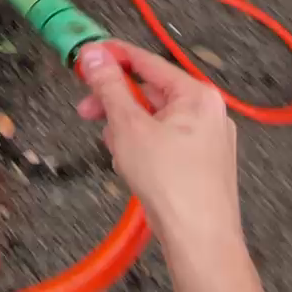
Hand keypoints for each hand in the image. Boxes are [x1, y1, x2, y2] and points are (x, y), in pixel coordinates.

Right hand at [74, 40, 240, 254]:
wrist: (199, 239)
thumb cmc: (168, 180)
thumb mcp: (127, 125)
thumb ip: (109, 85)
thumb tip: (94, 52)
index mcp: (197, 96)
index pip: (146, 61)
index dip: (111, 56)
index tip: (83, 55)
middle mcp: (208, 111)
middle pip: (148, 90)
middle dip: (114, 100)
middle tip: (86, 109)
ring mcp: (207, 137)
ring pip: (151, 115)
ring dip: (124, 125)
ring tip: (114, 147)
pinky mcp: (201, 159)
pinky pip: (161, 136)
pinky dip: (139, 141)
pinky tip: (129, 162)